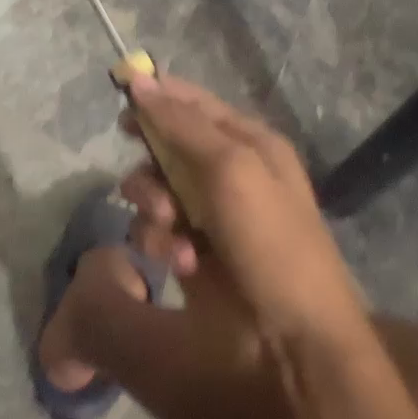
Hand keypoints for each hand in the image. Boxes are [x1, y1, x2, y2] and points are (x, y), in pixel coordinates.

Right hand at [120, 74, 367, 343]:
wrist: (295, 338)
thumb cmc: (271, 240)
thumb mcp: (230, 169)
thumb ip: (181, 124)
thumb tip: (137, 80)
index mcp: (250, 143)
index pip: (192, 103)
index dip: (156, 100)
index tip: (122, 110)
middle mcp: (229, 172)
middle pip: (164, 148)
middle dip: (151, 169)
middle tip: (154, 187)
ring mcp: (210, 214)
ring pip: (153, 190)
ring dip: (153, 209)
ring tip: (170, 231)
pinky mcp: (192, 251)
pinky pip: (156, 230)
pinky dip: (161, 243)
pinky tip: (178, 261)